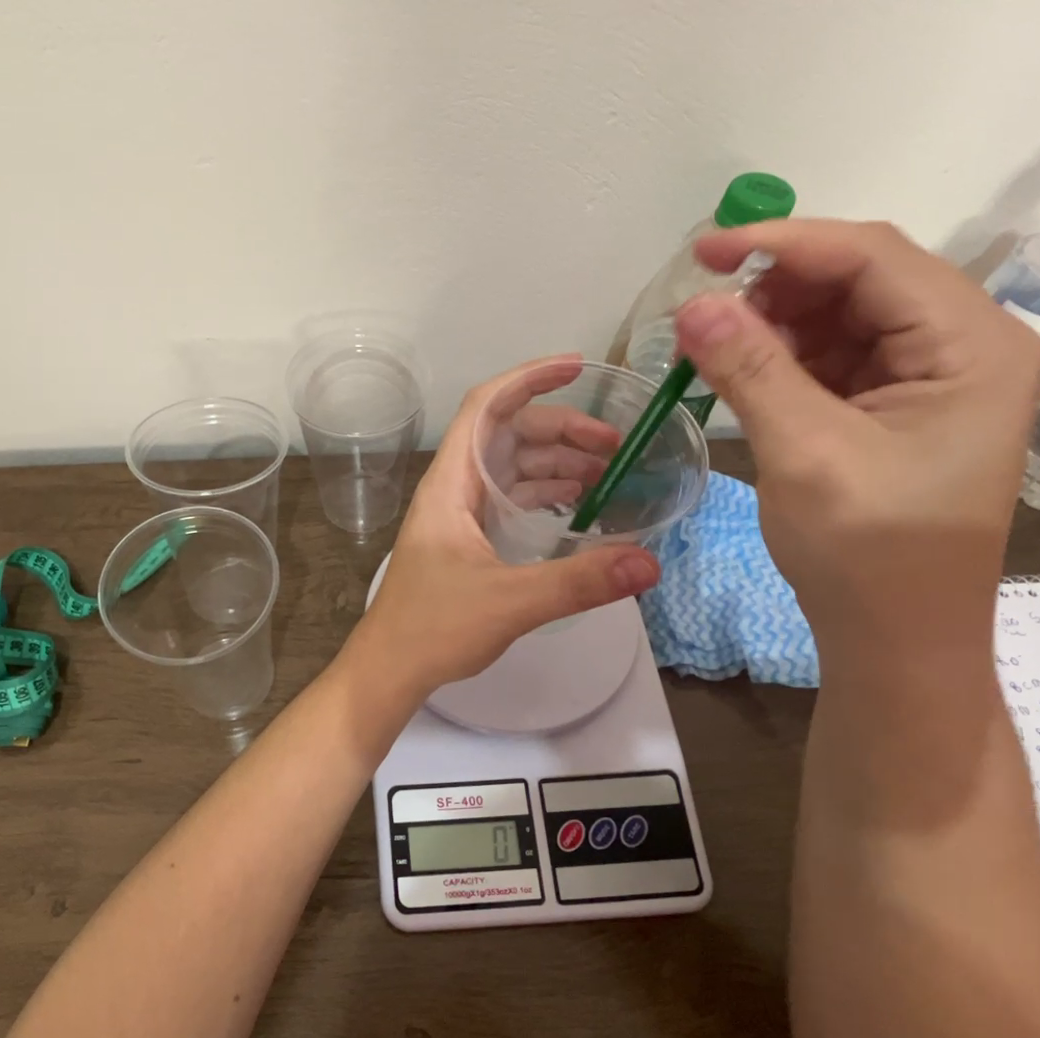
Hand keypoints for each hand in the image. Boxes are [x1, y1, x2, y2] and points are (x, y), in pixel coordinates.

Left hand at [342, 355, 661, 710]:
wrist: (390, 668)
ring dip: (557, 465)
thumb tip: (648, 564)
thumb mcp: (510, 602)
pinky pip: (511, 501)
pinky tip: (579, 509)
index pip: (485, 407)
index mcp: (451, 484)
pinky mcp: (468, 541)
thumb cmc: (434, 627)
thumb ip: (578, 582)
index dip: (528, 378)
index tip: (577, 368)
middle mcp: (454, 490)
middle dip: (561, 430)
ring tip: (610, 477)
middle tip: (616, 447)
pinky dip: (545, 497)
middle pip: (507, 436)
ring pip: (512, 469)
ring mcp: (460, 515)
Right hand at [673, 220, 1039, 651]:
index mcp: (973, 346)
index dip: (785, 242)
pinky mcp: (899, 406)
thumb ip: (751, 371)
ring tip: (719, 353)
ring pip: (844, 315)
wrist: (896, 640)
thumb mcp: (805, 455)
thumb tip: (691, 305)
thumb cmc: (868, 555)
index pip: (875, 257)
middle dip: (779, 288)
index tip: (703, 252)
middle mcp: (965, 346)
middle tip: (705, 317)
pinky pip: (837, 356)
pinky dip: (786, 358)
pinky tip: (745, 375)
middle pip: (863, 279)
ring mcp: (933, 377)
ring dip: (777, 324)